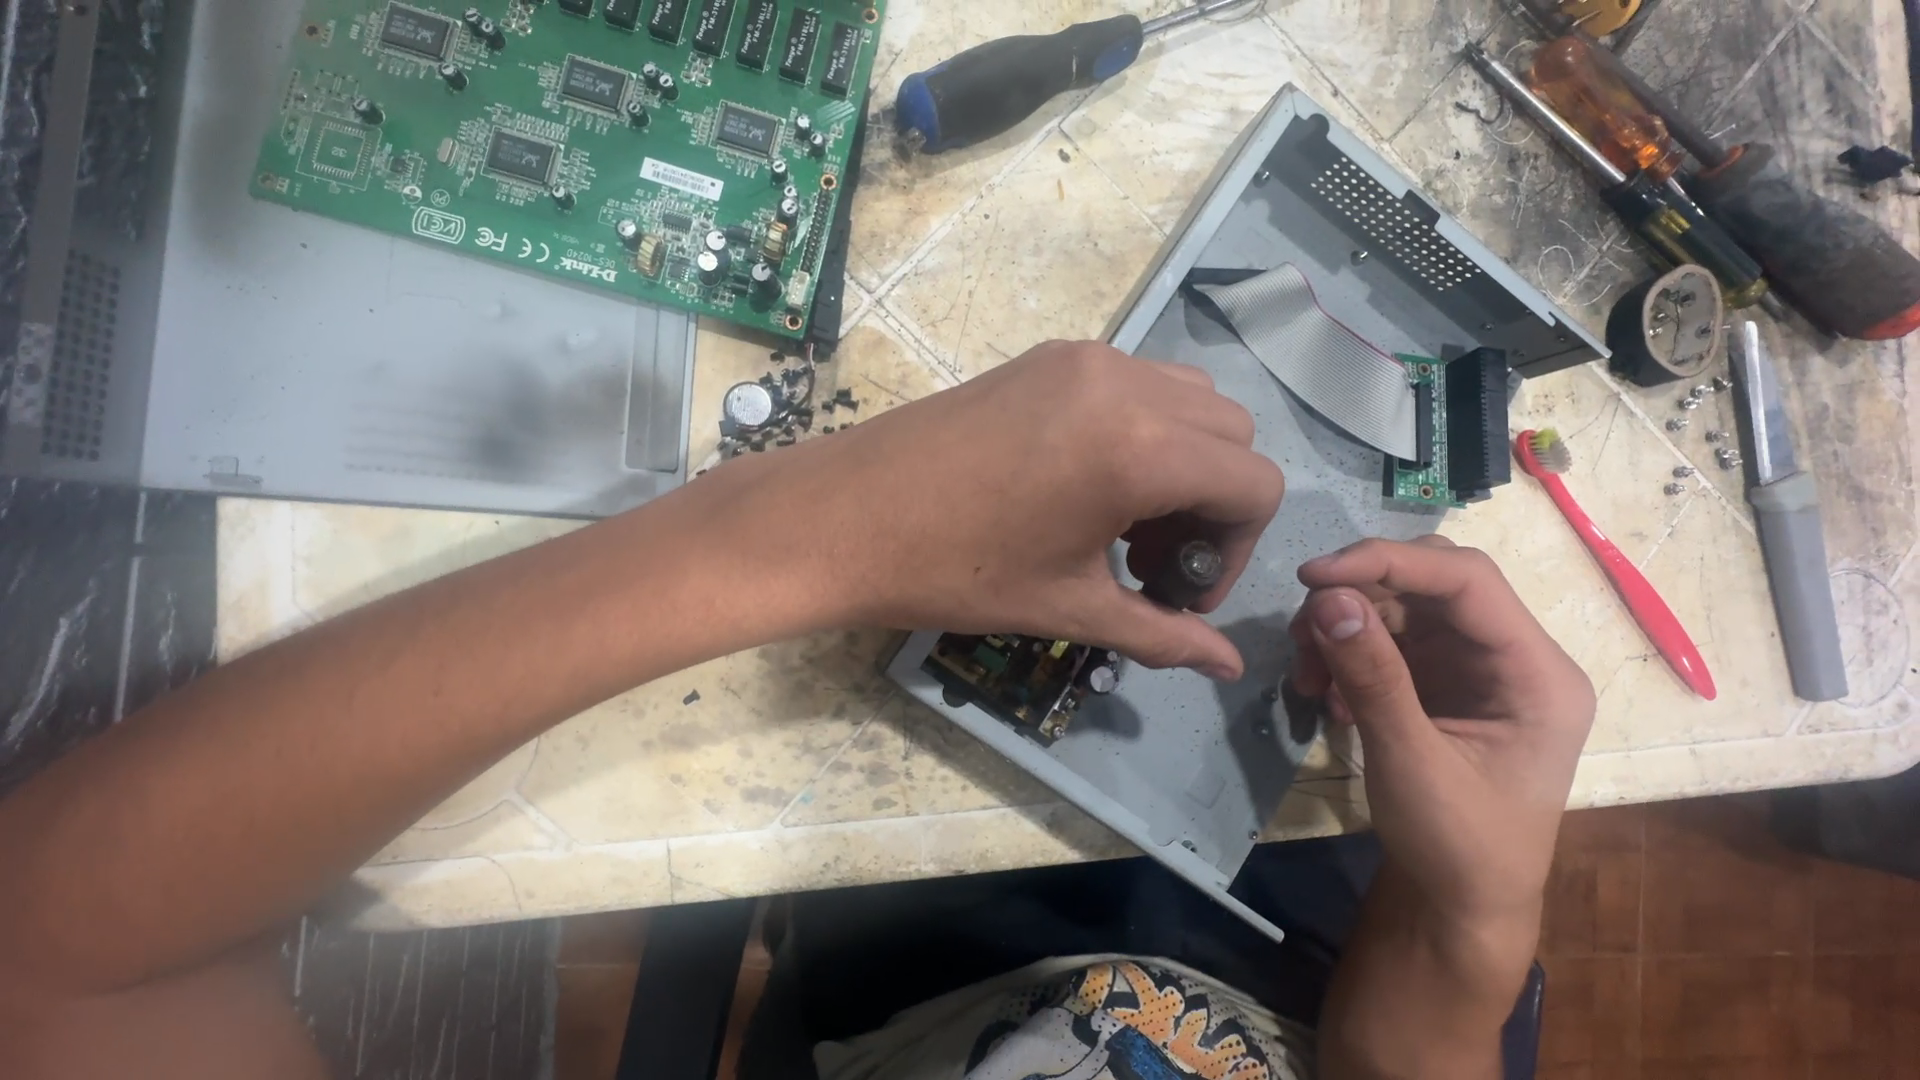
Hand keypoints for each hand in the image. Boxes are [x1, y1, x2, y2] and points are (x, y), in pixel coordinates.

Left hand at [690, 341, 1285, 676]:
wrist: (843, 517)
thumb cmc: (955, 572)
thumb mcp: (1069, 608)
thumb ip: (1162, 635)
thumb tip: (1230, 665)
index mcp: (1141, 447)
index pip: (1254, 483)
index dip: (1236, 548)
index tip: (1179, 590)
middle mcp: (1125, 383)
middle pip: (1229, 433)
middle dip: (1212, 502)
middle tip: (1153, 559)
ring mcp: (1083, 359)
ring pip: (1185, 399)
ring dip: (1180, 460)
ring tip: (1120, 522)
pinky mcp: (1045, 355)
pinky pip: (1131, 382)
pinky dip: (1139, 429)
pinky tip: (1082, 483)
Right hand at [1289, 536, 1594, 931]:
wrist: (1459, 901)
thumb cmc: (1456, 843)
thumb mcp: (1411, 762)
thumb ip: (1373, 677)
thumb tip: (1326, 598)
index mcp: (1537, 673)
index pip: (1466, 580)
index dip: (1389, 562)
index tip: (1314, 575)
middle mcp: (1511, 655)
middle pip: (1431, 583)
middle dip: (1359, 595)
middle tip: (1302, 629)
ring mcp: (1474, 665)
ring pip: (1400, 606)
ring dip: (1342, 628)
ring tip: (1307, 677)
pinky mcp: (1439, 678)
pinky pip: (1385, 637)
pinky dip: (1345, 653)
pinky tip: (1326, 694)